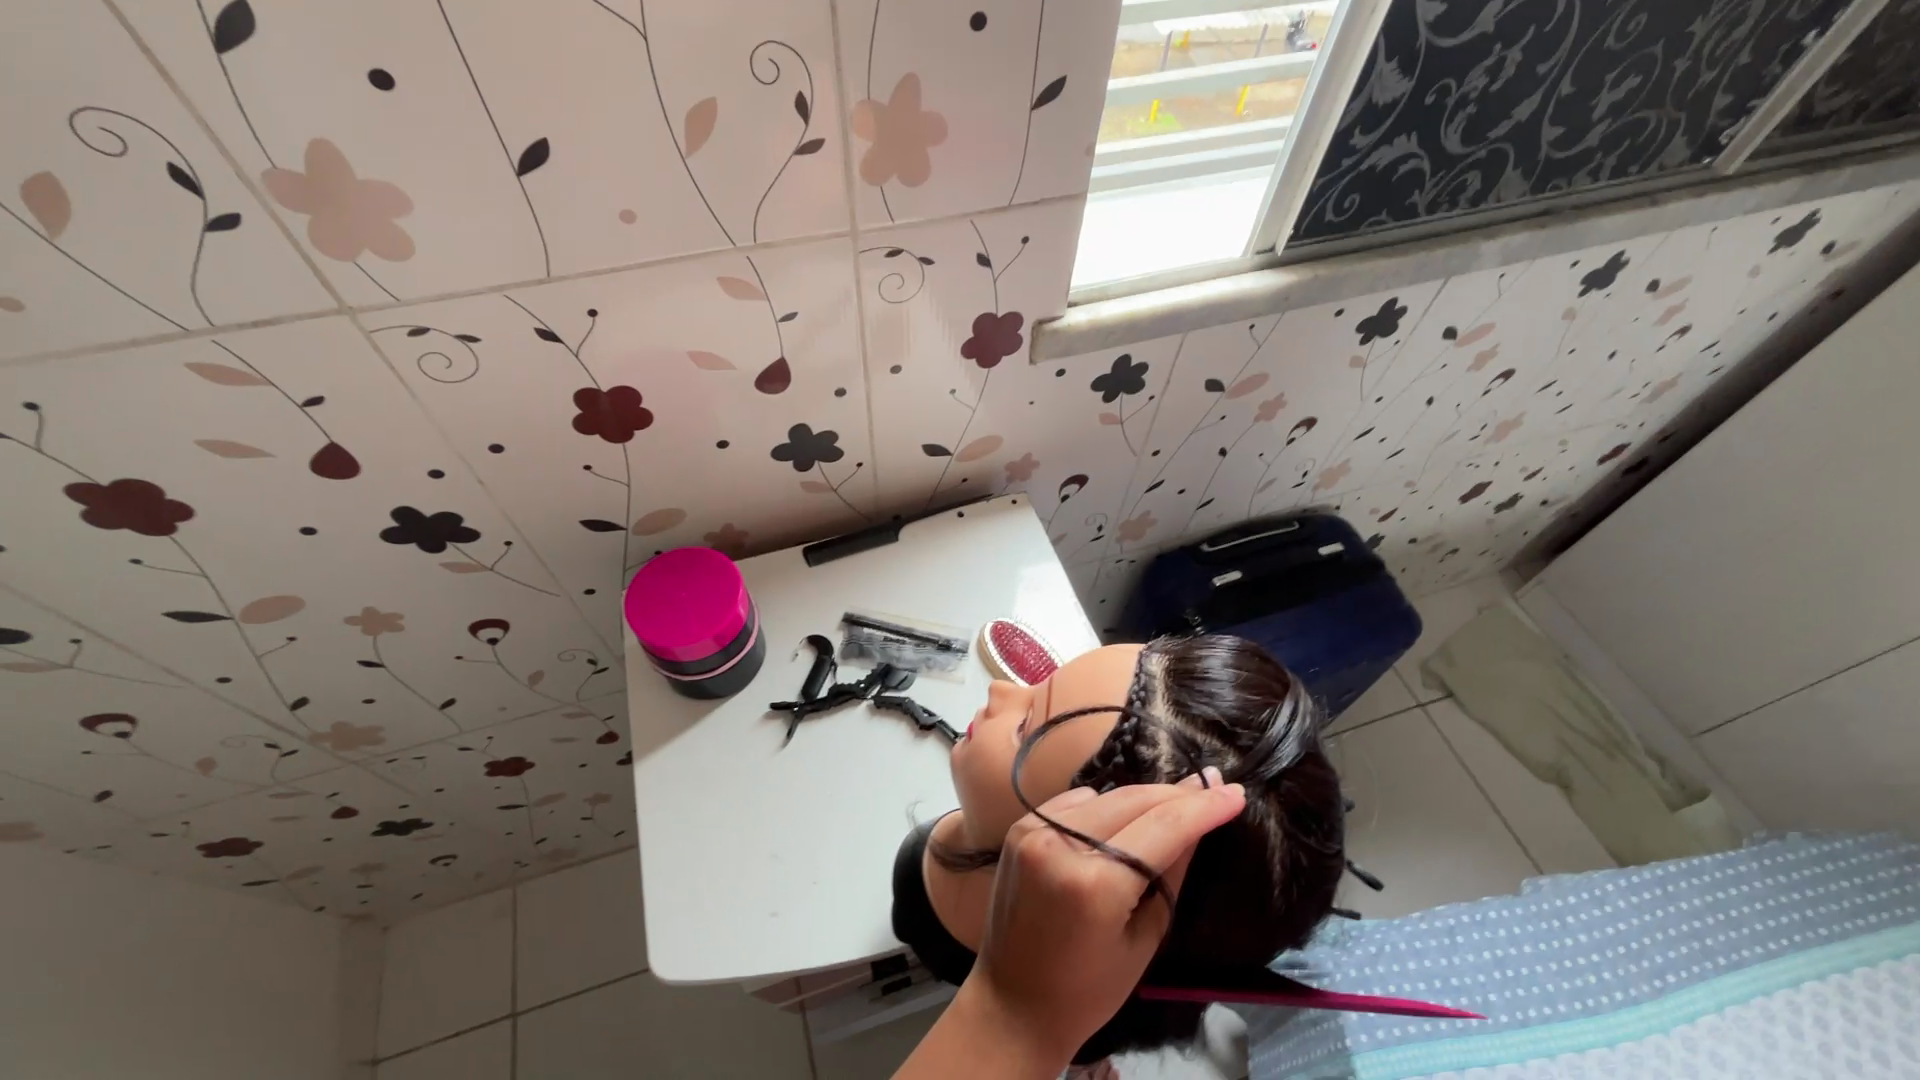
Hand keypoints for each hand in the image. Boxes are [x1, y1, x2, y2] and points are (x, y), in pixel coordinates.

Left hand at [964, 770, 1245, 1063]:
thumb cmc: (1088, 990)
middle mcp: (1059, 843)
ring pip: (1104, 794)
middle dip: (1176, 794)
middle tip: (1212, 787)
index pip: (1163, 827)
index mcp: (1095, 882)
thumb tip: (1199, 822)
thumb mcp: (1145, 938)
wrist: (1012, 1003)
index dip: (1203, 807)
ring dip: (1141, 798)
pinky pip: (1074, 802)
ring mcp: (1032, 830)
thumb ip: (1172, 873)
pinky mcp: (1019, 828)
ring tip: (1173, 806)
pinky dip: (1102, 806)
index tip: (1235, 792)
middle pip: (1132, 799)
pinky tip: (1119, 821)